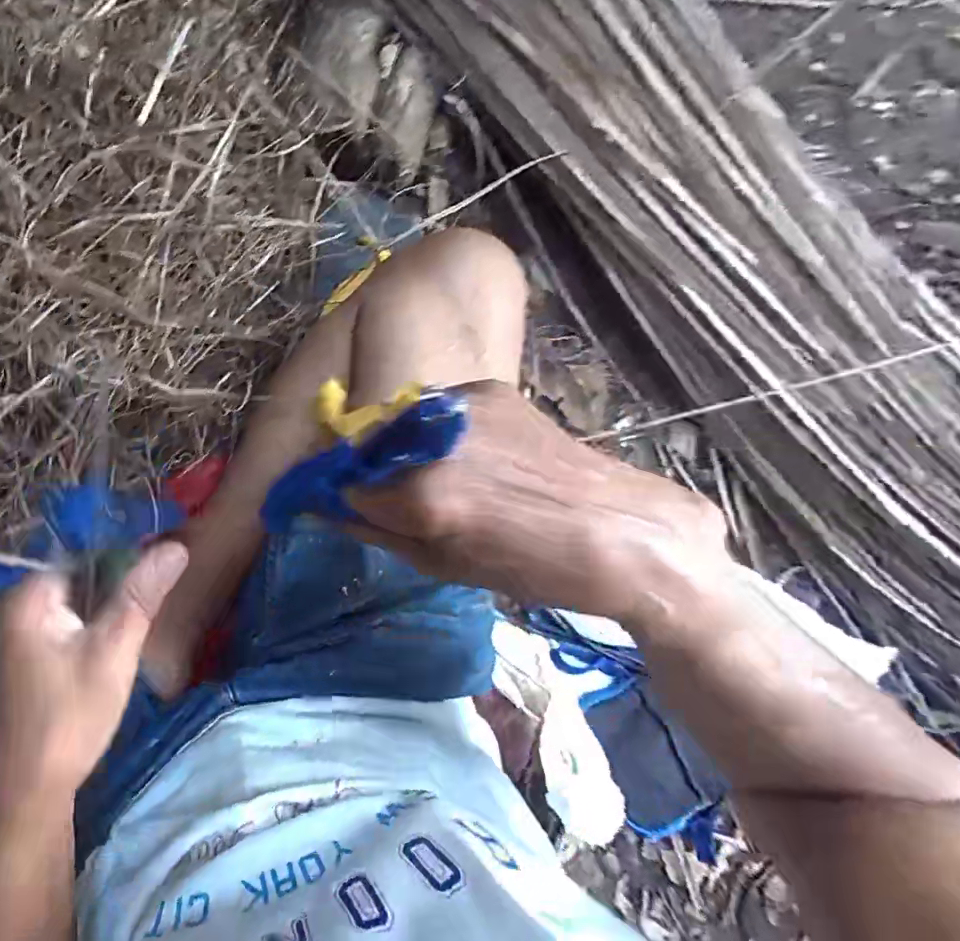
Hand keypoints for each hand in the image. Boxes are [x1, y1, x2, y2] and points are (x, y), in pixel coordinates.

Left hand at [0, 541, 189, 794]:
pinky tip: (134, 592)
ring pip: (79, 581)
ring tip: (159, 551)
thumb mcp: (112, 650)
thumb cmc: (68, 717)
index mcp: (29, 591)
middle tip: (167, 532)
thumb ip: (140, 594)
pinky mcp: (43, 642)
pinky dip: (104, 596)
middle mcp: (23, 598)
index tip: (157, 514)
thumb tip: (176, 545)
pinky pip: (77, 603)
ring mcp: (31, 622)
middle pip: (76, 556)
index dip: (116, 524)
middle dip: (119, 546)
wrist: (32, 790)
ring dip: (114, 571)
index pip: (74, 536)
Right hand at [346, 382, 730, 625]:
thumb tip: (333, 512)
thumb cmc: (536, 568)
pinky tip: (471, 454)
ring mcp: (464, 407)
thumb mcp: (447, 566)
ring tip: (435, 473)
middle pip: (370, 447)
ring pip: (402, 423)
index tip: (347, 507)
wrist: (626, 532)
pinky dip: (436, 430)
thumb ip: (380, 532)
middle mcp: (434, 440)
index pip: (349, 486)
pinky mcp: (490, 390)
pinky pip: (438, 409)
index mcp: (423, 495)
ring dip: (400, 446)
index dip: (345, 498)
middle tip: (392, 494)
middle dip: (369, 468)